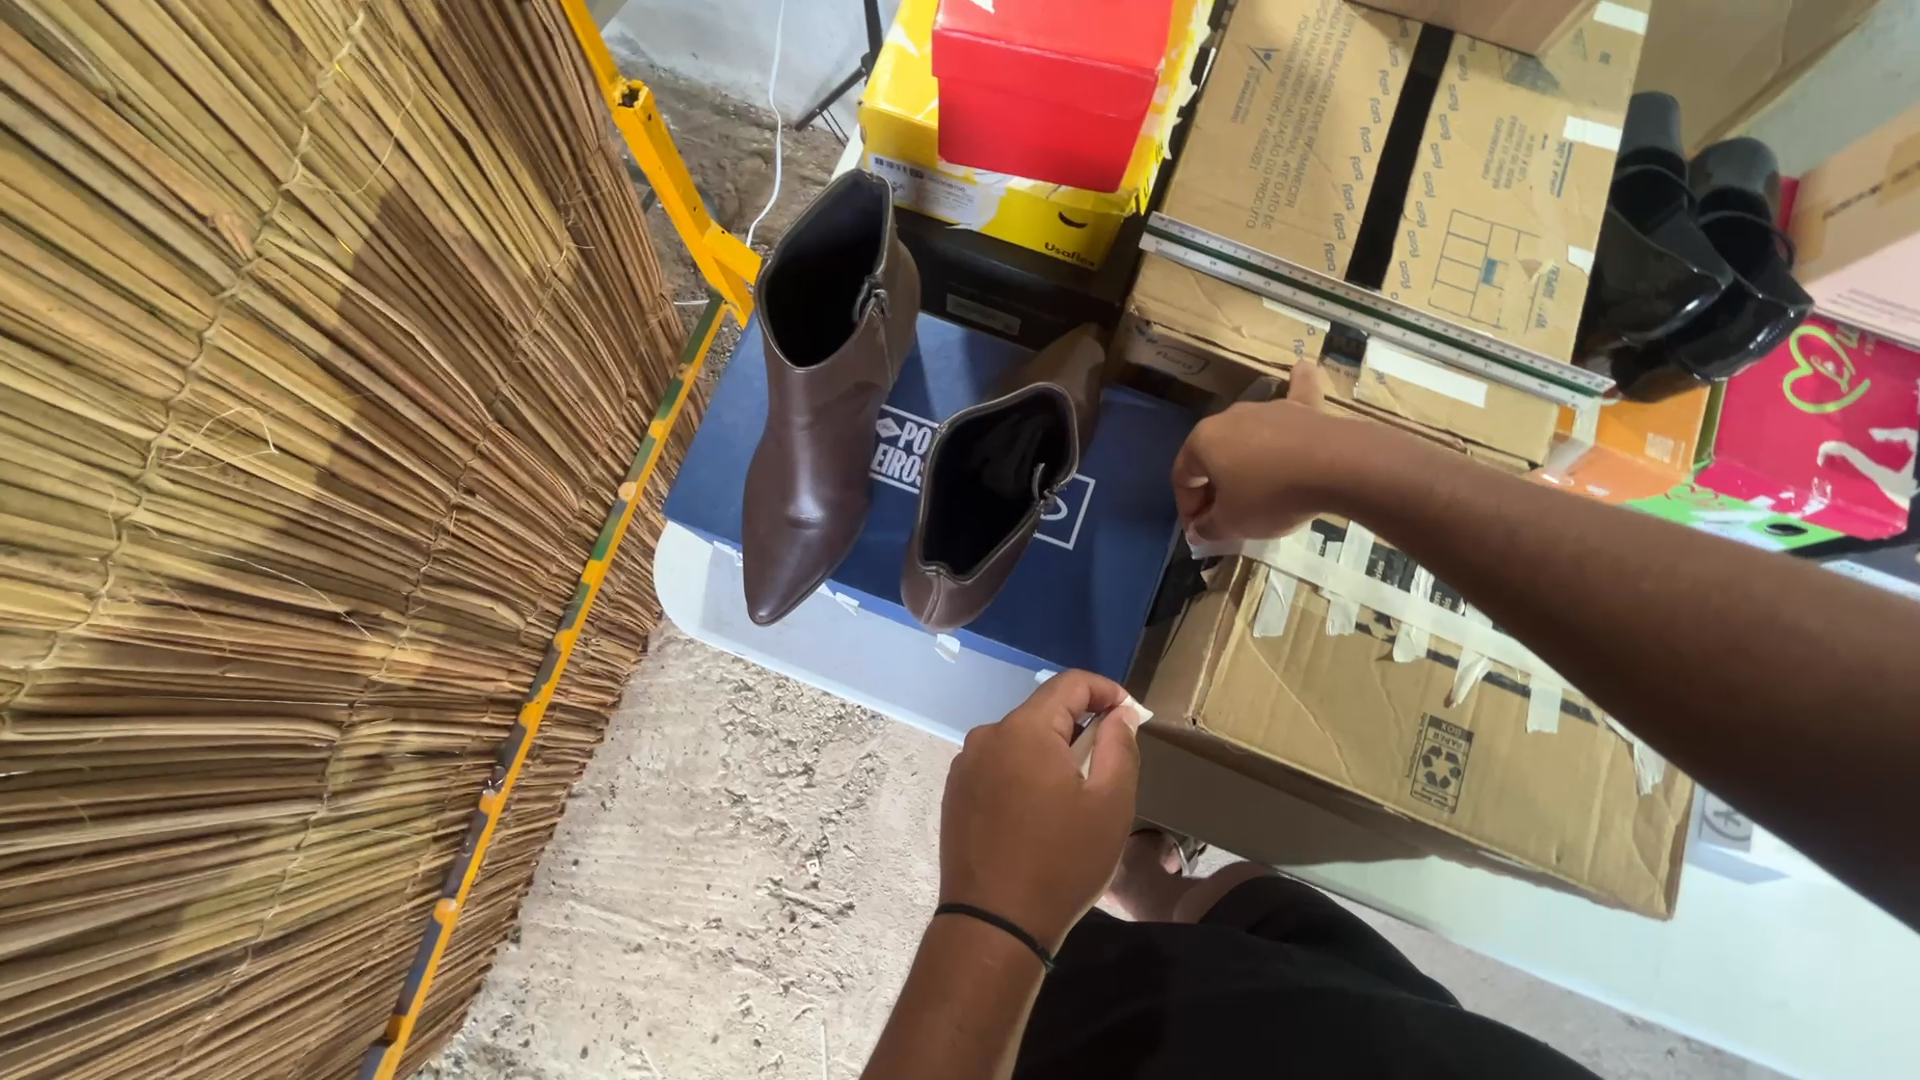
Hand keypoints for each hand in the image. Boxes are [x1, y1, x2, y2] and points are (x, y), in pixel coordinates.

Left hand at [939, 671, 1149, 950]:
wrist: (994, 924)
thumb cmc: (1061, 863)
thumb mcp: (1110, 804)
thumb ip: (1119, 746)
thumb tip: (1120, 712)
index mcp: (1024, 730)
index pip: (1070, 683)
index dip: (1107, 691)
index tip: (1131, 716)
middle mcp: (987, 735)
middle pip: (1043, 711)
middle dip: (1080, 727)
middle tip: (1108, 766)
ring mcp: (965, 765)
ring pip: (1020, 741)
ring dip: (1051, 753)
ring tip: (1074, 797)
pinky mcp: (956, 792)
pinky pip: (999, 766)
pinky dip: (1024, 774)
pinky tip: (1038, 814)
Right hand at [1171, 360, 1345, 542]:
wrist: (1336, 466)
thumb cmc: (1270, 496)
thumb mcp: (1232, 523)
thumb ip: (1208, 527)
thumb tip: (1200, 529)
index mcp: (1202, 442)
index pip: (1182, 477)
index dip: (1188, 508)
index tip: (1202, 531)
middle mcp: (1227, 418)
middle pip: (1212, 456)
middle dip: (1215, 486)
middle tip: (1227, 515)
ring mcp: (1267, 408)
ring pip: (1246, 434)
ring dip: (1244, 458)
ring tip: (1255, 486)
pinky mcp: (1303, 407)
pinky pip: (1296, 393)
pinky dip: (1296, 384)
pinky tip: (1300, 368)